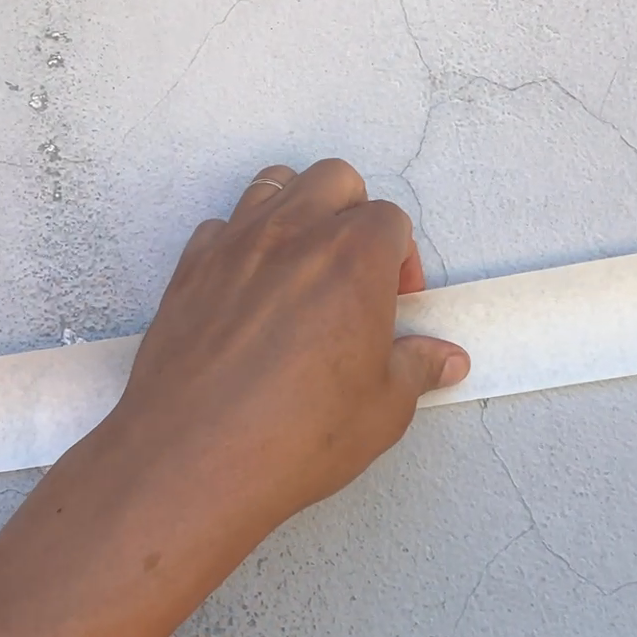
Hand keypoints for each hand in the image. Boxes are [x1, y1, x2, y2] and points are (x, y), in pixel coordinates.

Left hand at [98, 158, 469, 542]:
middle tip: (355, 270)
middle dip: (355, 212)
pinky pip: (222, 226)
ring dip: (298, 210)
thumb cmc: (295, 434)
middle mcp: (294, 233)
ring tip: (303, 265)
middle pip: (334, 178)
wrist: (194, 458)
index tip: (397, 299)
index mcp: (354, 257)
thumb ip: (417, 368)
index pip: (390, 218)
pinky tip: (248, 290)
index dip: (402, 256)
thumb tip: (445, 358)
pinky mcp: (191, 267)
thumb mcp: (382, 409)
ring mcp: (236, 244)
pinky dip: (242, 241)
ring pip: (274, 184)